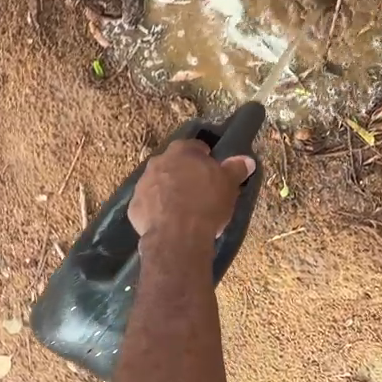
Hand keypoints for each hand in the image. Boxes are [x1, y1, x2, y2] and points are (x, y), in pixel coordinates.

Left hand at [128, 140, 255, 257]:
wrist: (177, 235)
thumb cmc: (206, 204)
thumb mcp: (229, 185)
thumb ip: (236, 169)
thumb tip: (247, 160)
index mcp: (182, 151)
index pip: (195, 147)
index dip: (206, 158)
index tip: (213, 171)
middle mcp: (158, 162)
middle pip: (174, 164)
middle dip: (185, 173)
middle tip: (200, 190)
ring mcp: (143, 184)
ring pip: (159, 183)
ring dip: (170, 191)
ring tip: (185, 209)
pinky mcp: (134, 206)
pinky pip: (149, 204)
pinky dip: (158, 210)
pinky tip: (170, 222)